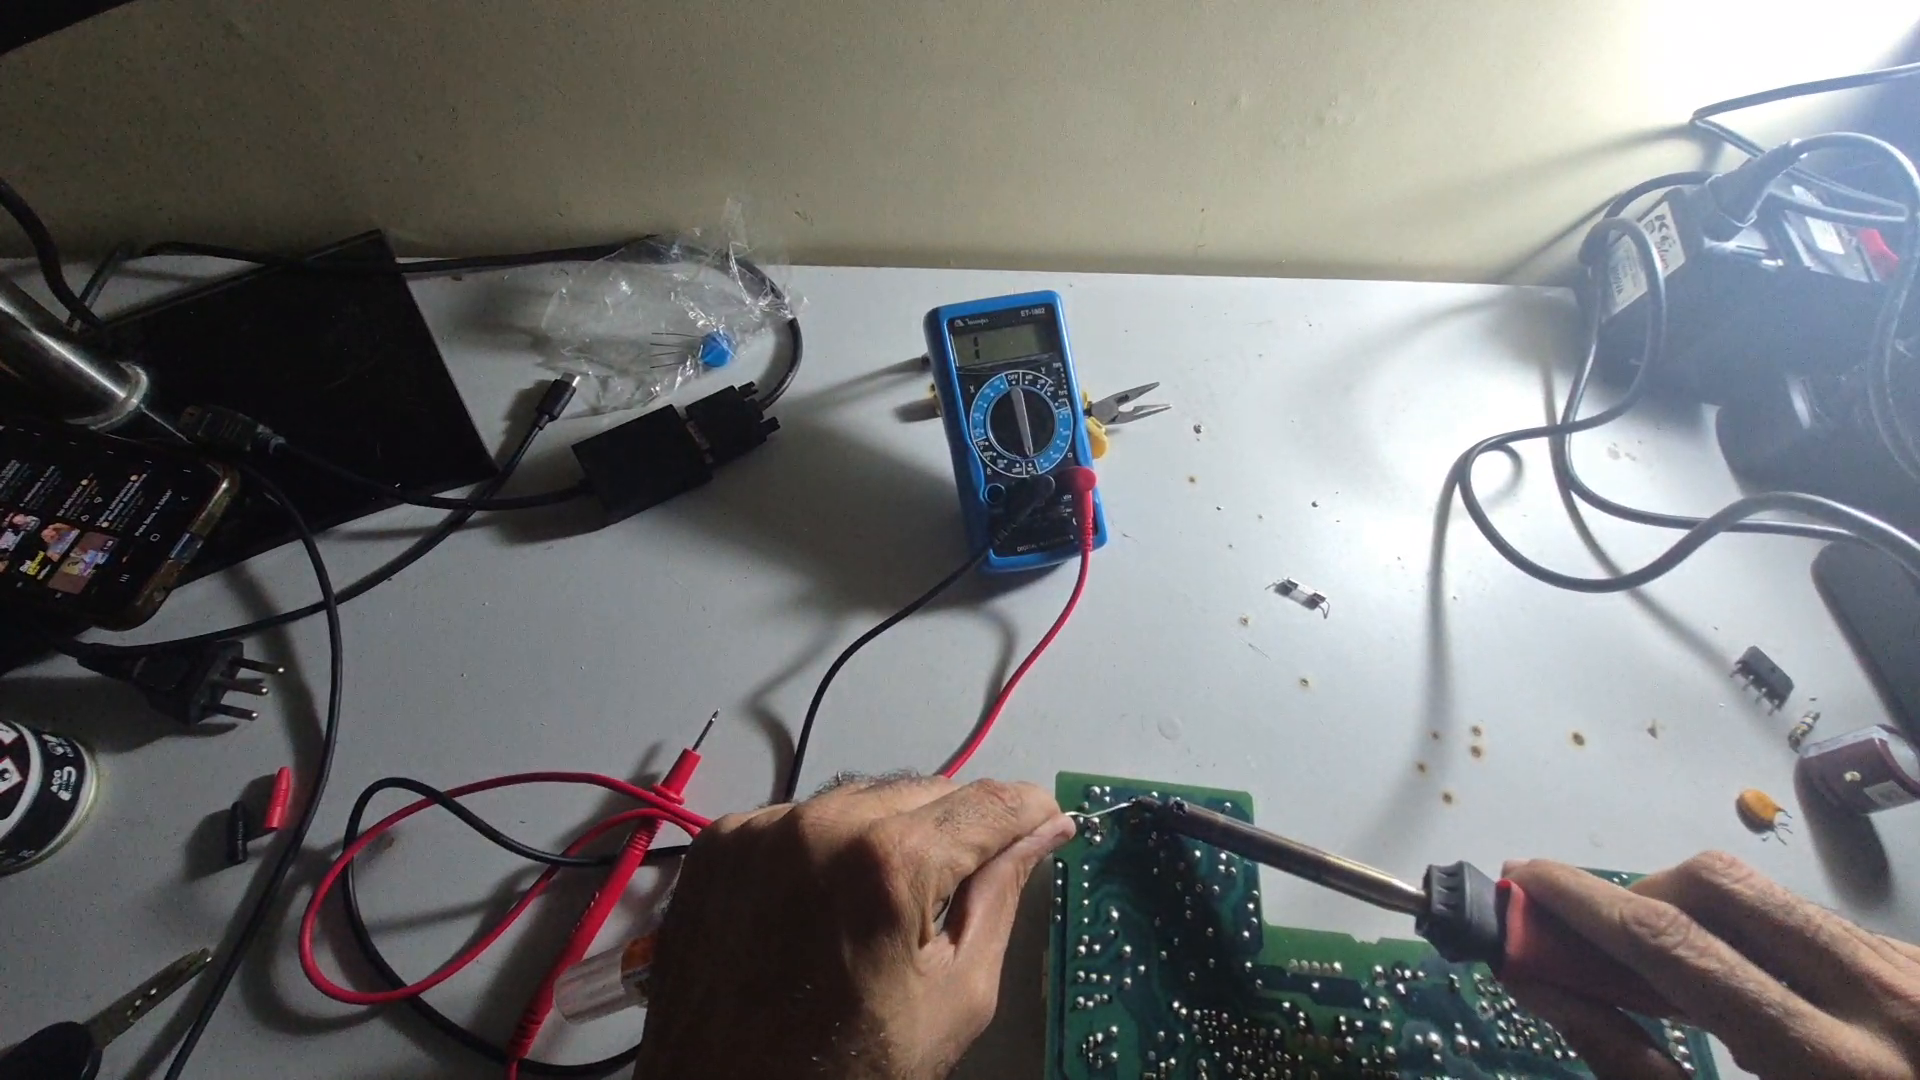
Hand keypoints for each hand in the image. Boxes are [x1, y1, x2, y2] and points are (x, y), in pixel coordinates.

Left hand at [636, 775, 1074, 1079]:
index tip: (1047, 817)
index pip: (986, 804)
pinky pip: (806, 815)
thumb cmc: (854, 1068)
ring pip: (866, 795)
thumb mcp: (955, 996)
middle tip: (961, 877)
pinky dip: (832, 841)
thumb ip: (1001, 896)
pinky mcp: (724, 837)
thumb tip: (1045, 830)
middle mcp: (824, 820)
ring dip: (894, 827)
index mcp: (888, 862)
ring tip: (886, 892)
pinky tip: (826, 892)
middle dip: (959, 825)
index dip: (1027, 808)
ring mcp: (766, 824)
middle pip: (928, 789)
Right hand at [1503, 853, 1919, 1078]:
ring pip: (1762, 887)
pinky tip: (1766, 994)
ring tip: (1690, 971)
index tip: (1521, 878)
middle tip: (1612, 941)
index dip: (1579, 899)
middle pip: (1714, 884)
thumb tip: (1530, 979)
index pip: (1671, 942)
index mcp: (1835, 1068)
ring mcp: (1917, 975)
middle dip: (1637, 897)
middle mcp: (1888, 1004)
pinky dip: (1754, 938)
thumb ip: (1628, 1063)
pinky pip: (1808, 918)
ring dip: (1693, 910)